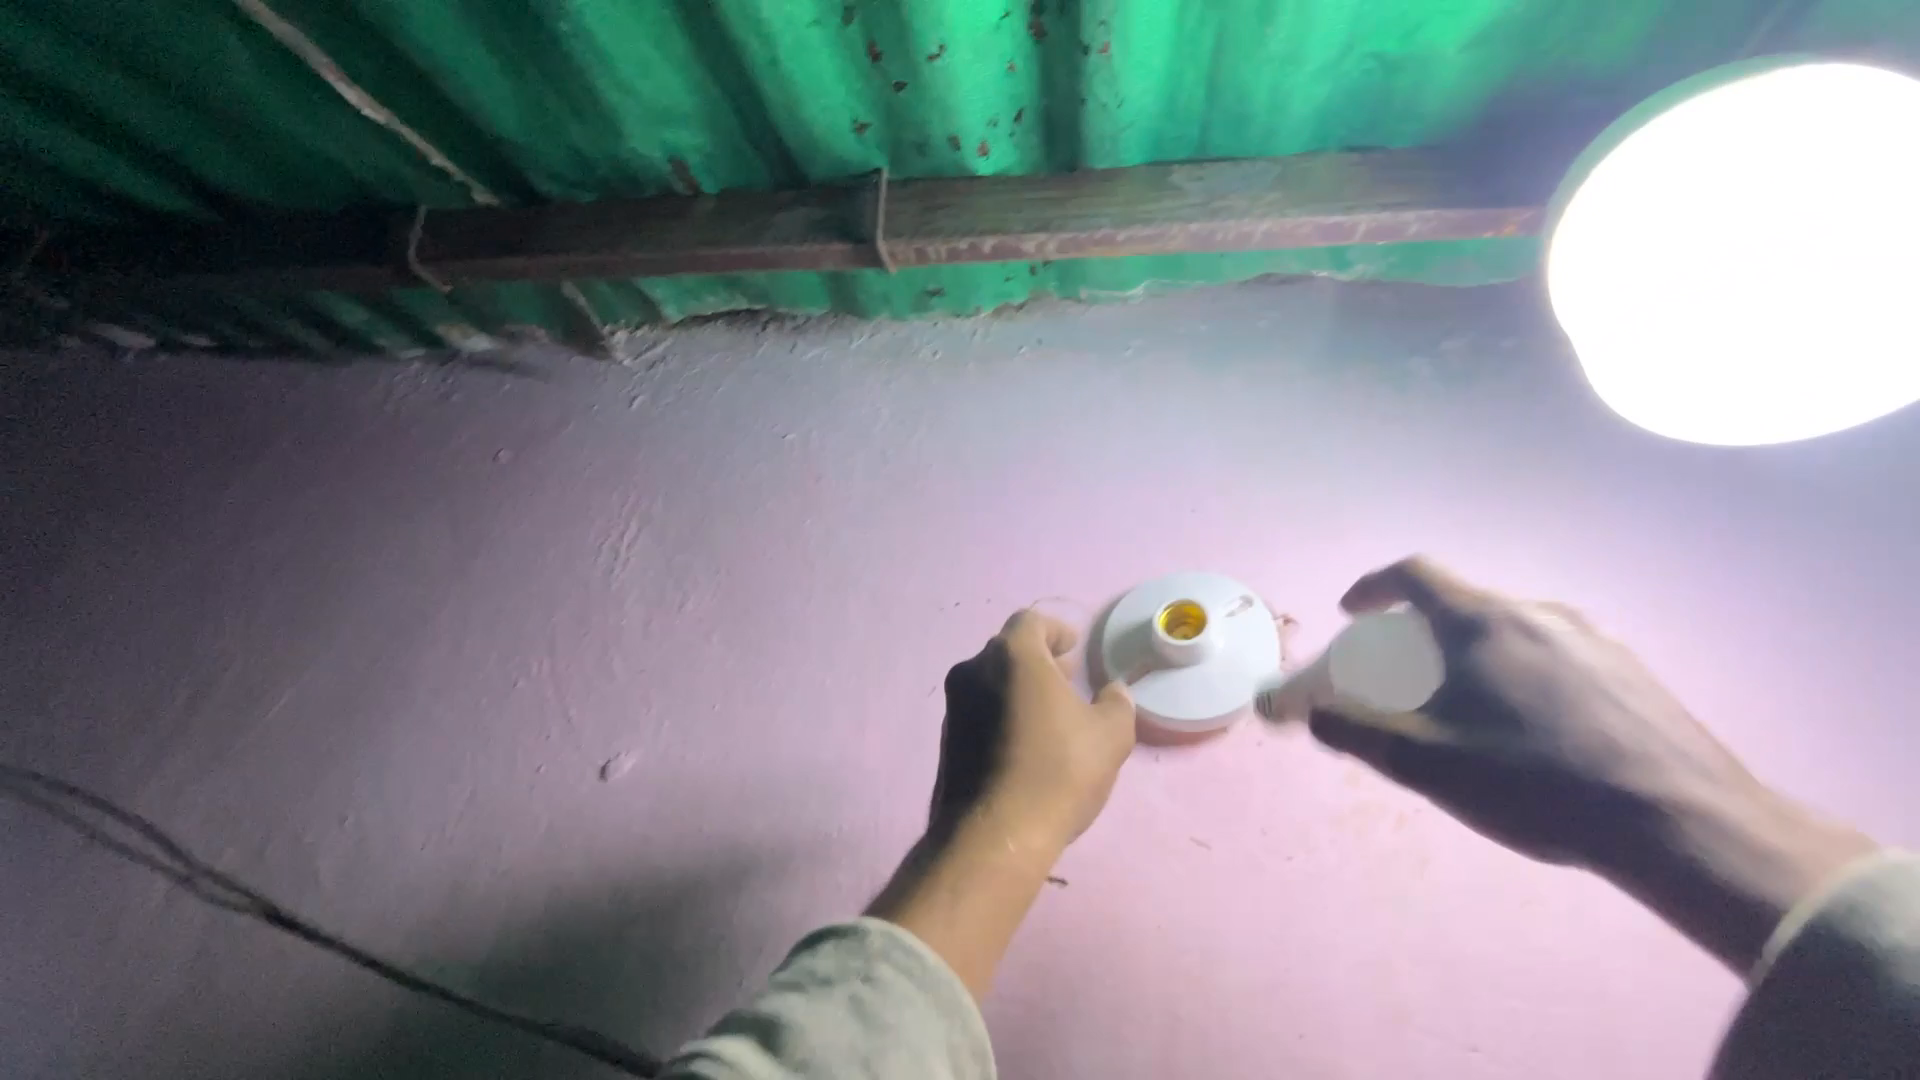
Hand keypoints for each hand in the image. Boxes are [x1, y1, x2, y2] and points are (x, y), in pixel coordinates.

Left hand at [865, 610, 1135, 1000]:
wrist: (994, 834)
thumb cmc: (1058, 771)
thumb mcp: (1110, 736)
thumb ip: (1116, 703)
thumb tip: (1113, 692)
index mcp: (1012, 655)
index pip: (1032, 622)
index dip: (1056, 630)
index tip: (1073, 648)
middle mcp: (973, 670)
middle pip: (1008, 650)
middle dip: (1039, 660)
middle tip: (1067, 680)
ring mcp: (954, 706)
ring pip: (990, 681)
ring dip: (1019, 689)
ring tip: (1049, 716)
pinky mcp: (946, 740)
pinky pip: (978, 712)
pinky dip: (1001, 714)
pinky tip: (1024, 745)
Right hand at [1308, 556, 1875, 970]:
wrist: (1685, 827)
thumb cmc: (1536, 784)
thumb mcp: (1427, 764)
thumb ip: (1357, 732)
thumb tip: (1314, 713)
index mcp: (1483, 623)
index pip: (1414, 574)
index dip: (1372, 587)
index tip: (1350, 614)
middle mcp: (1538, 614)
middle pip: (1460, 603)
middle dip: (1418, 631)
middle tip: (1404, 675)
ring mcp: (1593, 639)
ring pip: (1508, 629)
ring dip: (1470, 652)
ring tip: (1466, 705)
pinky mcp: (1631, 671)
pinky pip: (1552, 653)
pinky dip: (1517, 670)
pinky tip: (1529, 728)